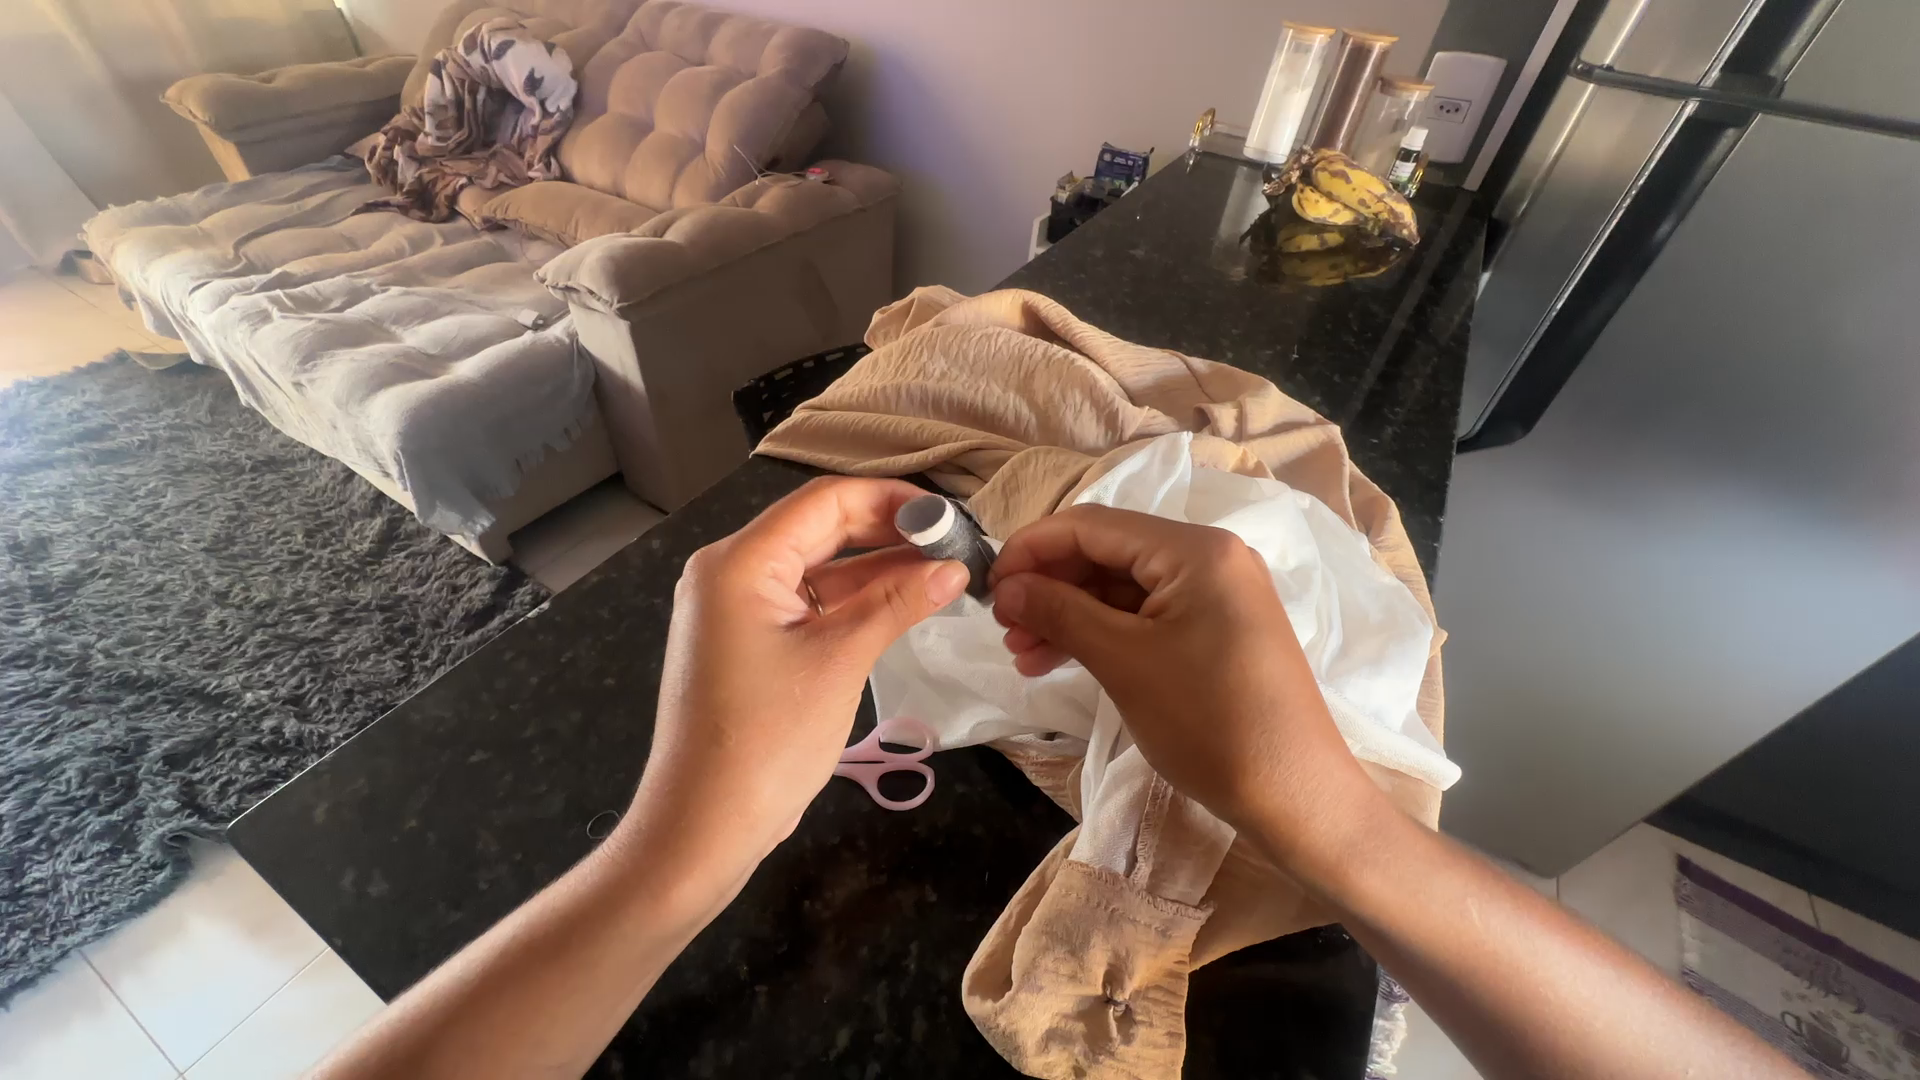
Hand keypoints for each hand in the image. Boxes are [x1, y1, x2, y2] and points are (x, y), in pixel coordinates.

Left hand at [626, 477, 968, 903]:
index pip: (825, 501)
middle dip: (889, 532)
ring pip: (821, 566)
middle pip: (822, 528)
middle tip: (953, 542)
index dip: (891, 499)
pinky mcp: (754, 638)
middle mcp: (734, 570)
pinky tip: (906, 599)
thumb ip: (898, 602)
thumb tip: (955, 567)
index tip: (948, 514)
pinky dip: (856, 600)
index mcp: (740, 561)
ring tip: (943, 569)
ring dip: (878, 567)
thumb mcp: (840, 660)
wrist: (704, 827)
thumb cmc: (768, 738)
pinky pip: (811, 602)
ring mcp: (741, 606)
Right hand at [988, 505, 1384, 873]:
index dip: (1032, 549)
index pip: (1092, 526)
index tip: (989, 584)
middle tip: (1003, 628)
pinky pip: (1143, 615)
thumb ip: (1059, 612)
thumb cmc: (1209, 723)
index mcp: (1195, 549)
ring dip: (1068, 615)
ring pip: (1119, 588)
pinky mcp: (1213, 629)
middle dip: (1049, 587)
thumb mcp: (1124, 661)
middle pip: (1105, 554)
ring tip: (1021, 654)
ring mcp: (1214, 595)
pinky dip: (1100, 633)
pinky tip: (1058, 659)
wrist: (1296, 799)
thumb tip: (1006, 587)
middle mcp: (1208, 557)